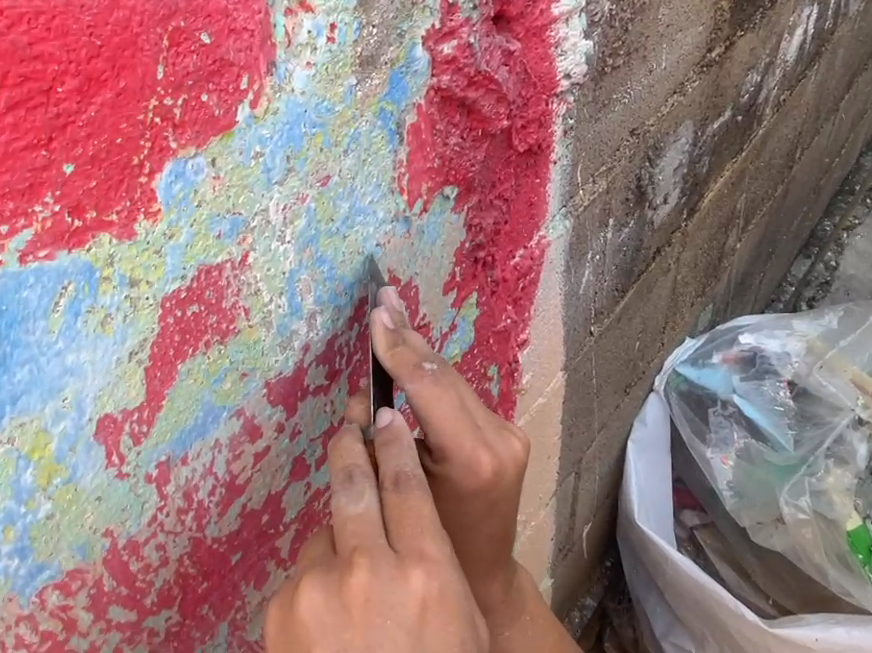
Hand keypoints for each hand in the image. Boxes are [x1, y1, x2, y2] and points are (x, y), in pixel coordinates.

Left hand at [262, 408, 488, 652]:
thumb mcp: (459, 630)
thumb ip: (433, 571)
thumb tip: (407, 525)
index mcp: (427, 573)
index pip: (407, 485)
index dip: (395, 445)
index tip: (386, 418)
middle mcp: (371, 567)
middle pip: (356, 483)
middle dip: (351, 448)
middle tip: (349, 426)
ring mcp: (321, 585)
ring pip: (325, 535)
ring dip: (335, 546)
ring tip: (348, 588)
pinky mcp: (283, 605)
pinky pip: (303, 577)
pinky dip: (315, 589)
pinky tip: (327, 626)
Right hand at [368, 286, 532, 618]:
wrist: (484, 575)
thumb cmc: (431, 542)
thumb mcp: (396, 492)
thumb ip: (378, 441)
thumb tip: (364, 395)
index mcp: (471, 457)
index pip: (428, 386)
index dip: (398, 348)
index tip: (376, 316)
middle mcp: (498, 438)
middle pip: (443, 373)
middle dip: (407, 336)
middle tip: (383, 297)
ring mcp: (508, 433)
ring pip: (452, 378)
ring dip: (418, 350)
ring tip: (392, 312)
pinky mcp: (508, 432)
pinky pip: (459, 393)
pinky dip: (431, 373)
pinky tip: (410, 349)